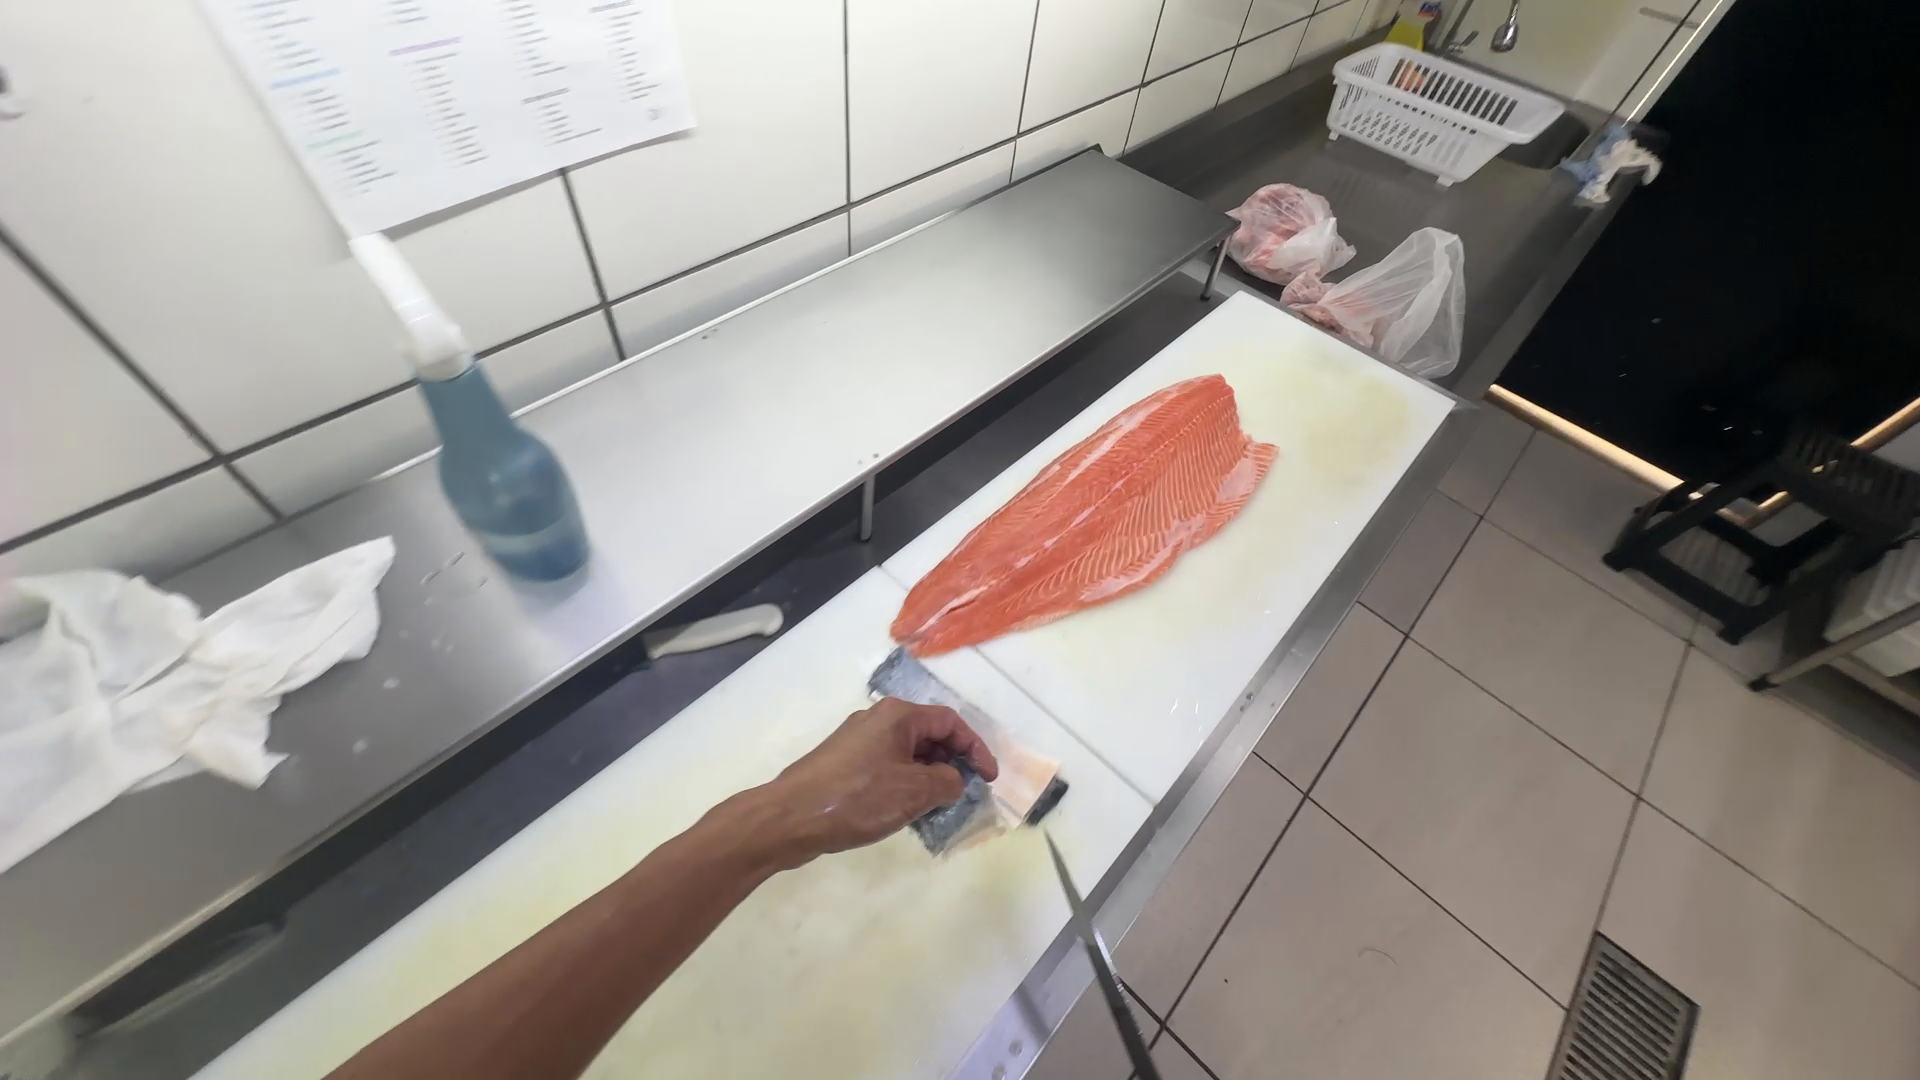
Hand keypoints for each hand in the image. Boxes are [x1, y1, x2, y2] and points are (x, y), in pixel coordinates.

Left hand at [753, 698, 998, 867]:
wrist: (790, 817)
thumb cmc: (857, 797)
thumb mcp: (913, 792)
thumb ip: (946, 782)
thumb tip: (954, 780)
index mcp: (897, 716)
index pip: (950, 722)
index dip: (975, 748)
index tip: (989, 778)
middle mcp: (878, 719)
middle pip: (928, 734)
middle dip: (952, 762)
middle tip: (964, 792)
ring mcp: (857, 741)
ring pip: (907, 752)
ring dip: (928, 776)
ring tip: (938, 806)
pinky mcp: (843, 763)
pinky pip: (887, 766)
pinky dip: (905, 783)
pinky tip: (905, 811)